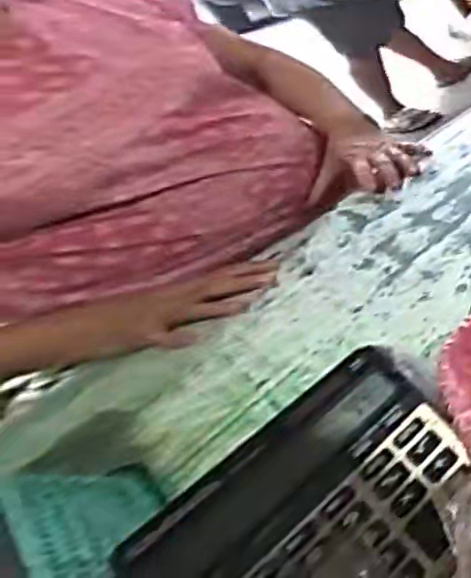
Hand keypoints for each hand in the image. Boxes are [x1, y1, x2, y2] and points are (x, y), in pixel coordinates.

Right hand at [52, 262, 279, 361]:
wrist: (58, 331)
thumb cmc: (110, 316)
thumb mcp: (153, 302)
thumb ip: (186, 300)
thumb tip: (216, 297)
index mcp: (173, 290)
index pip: (219, 275)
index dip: (248, 269)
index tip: (276, 264)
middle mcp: (168, 300)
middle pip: (214, 288)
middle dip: (246, 282)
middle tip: (276, 276)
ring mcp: (153, 318)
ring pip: (192, 311)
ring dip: (219, 308)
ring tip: (247, 304)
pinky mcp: (135, 338)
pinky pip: (158, 339)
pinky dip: (174, 339)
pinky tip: (191, 340)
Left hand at [306, 128, 430, 206]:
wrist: (347, 124)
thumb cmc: (337, 151)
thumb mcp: (327, 168)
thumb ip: (321, 189)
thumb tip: (305, 210)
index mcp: (354, 157)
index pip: (361, 169)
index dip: (366, 178)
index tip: (371, 190)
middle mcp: (372, 151)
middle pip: (384, 163)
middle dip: (391, 175)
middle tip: (397, 188)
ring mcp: (386, 146)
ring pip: (399, 154)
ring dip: (408, 164)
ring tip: (416, 174)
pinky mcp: (395, 142)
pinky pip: (409, 145)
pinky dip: (419, 149)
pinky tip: (430, 154)